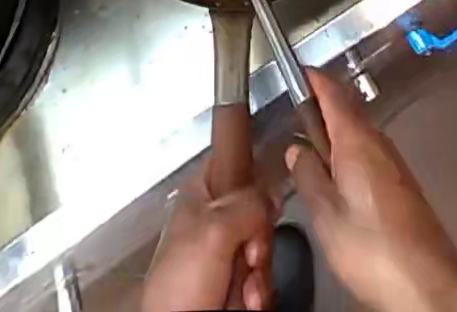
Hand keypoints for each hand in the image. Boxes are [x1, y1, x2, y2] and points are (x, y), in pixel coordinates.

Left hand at [140, 169, 274, 310]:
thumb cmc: (184, 279)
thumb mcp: (216, 229)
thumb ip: (249, 202)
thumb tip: (273, 194)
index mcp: (201, 193)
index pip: (233, 160)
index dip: (254, 175)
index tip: (264, 200)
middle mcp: (214, 218)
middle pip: (257, 207)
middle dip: (261, 236)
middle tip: (250, 255)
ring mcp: (224, 253)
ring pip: (263, 243)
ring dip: (261, 269)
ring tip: (247, 290)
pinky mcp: (233, 283)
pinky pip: (261, 275)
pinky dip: (259, 291)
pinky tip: (249, 302)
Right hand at [286, 70, 456, 311]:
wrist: (429, 284)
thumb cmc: (374, 247)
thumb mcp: (325, 214)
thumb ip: (307, 175)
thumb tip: (296, 150)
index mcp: (356, 139)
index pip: (333, 93)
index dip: (314, 79)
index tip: (298, 71)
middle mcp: (378, 142)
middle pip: (347, 110)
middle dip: (322, 106)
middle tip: (295, 110)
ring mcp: (392, 162)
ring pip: (357, 134)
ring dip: (334, 133)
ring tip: (309, 145)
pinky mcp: (400, 184)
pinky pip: (368, 154)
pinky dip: (347, 154)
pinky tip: (337, 178)